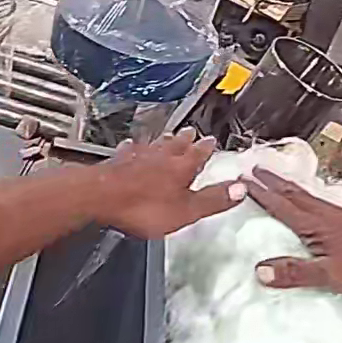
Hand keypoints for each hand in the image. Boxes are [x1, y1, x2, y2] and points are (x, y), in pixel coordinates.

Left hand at [96, 129, 243, 238]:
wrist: (100, 196)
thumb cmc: (143, 206)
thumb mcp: (186, 210)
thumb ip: (213, 200)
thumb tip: (241, 189)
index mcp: (182, 167)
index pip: (199, 153)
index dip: (207, 148)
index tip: (212, 141)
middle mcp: (162, 156)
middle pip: (177, 144)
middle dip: (186, 139)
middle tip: (192, 132)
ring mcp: (138, 156)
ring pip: (156, 145)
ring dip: (164, 141)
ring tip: (168, 136)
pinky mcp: (118, 161)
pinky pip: (131, 150)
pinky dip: (136, 148)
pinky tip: (132, 146)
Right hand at [241, 168, 341, 295]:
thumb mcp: (331, 274)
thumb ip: (296, 272)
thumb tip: (262, 271)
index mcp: (319, 225)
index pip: (283, 205)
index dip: (262, 193)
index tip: (245, 181)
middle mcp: (331, 214)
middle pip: (296, 194)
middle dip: (273, 182)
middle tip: (257, 169)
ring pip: (311, 197)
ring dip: (292, 188)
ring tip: (281, 183)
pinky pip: (327, 204)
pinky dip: (313, 199)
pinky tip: (319, 207)